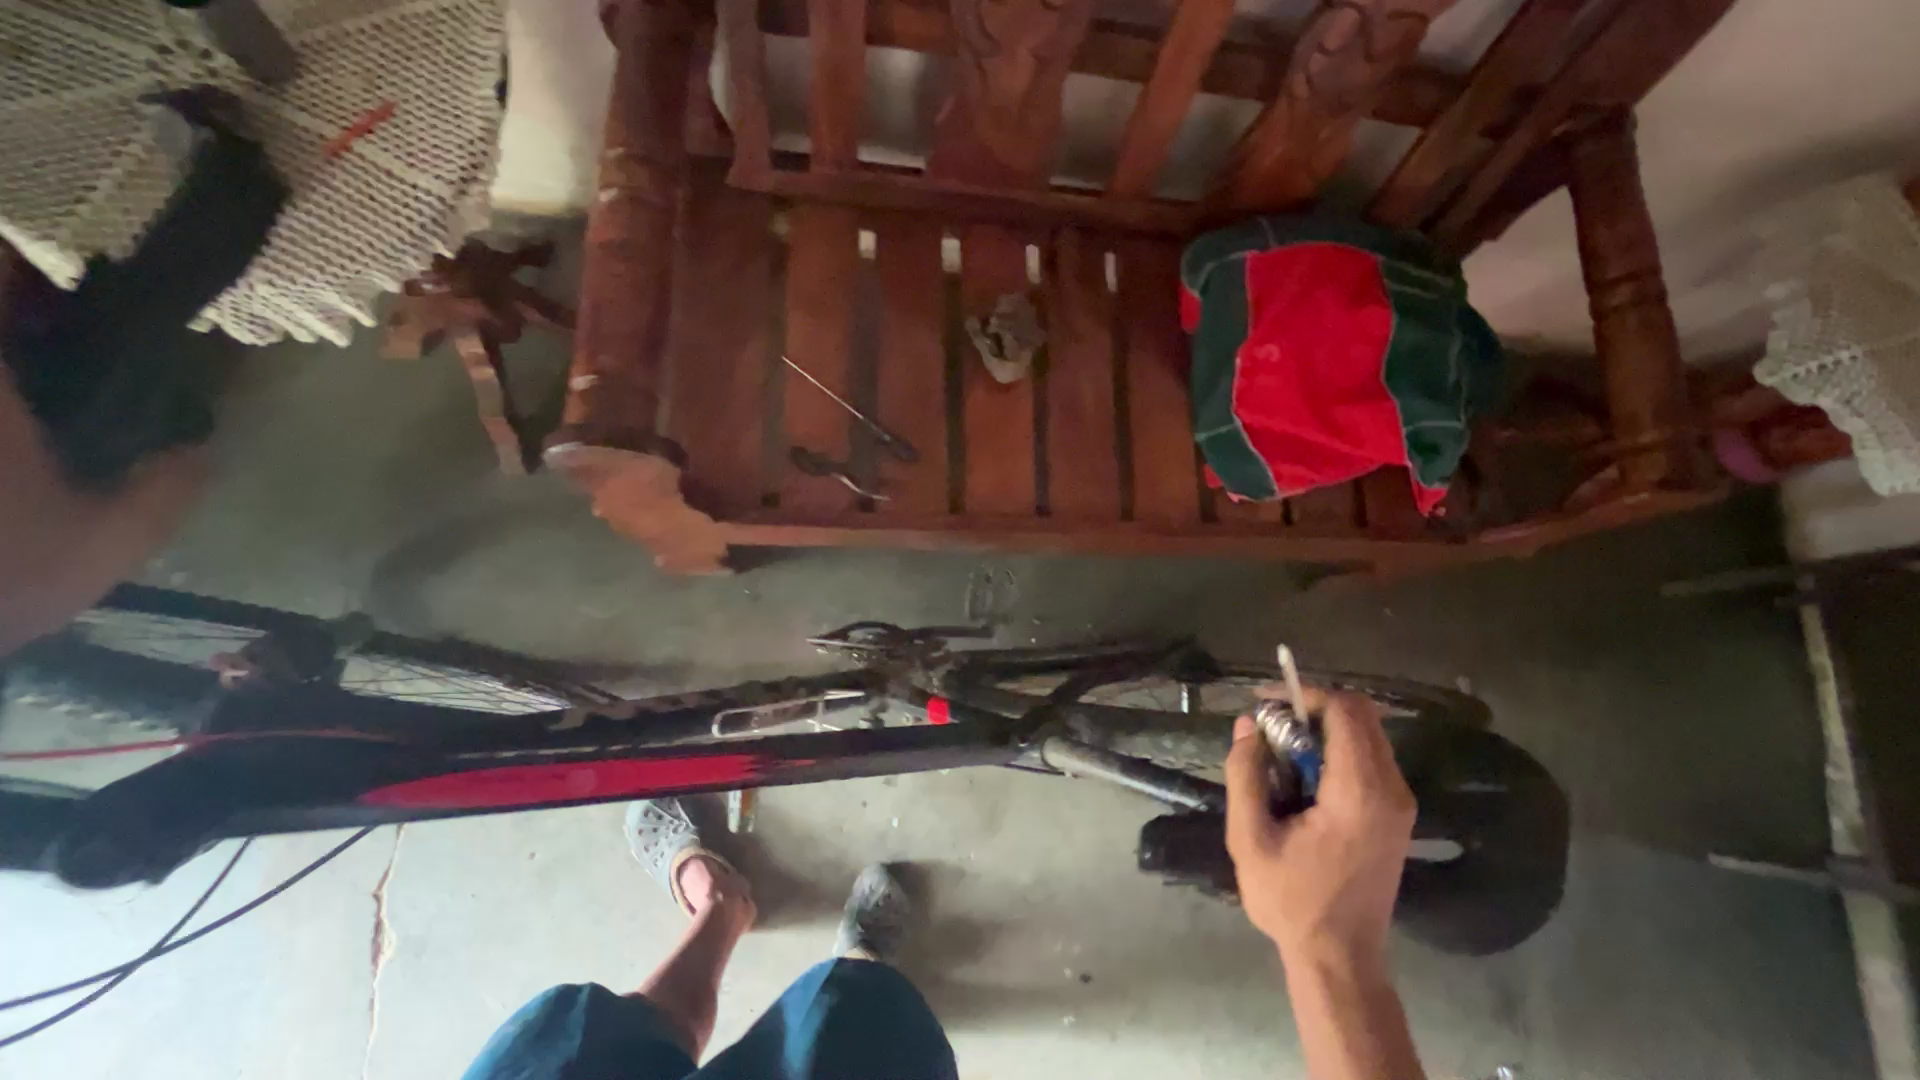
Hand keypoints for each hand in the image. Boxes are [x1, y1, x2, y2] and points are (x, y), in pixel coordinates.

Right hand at [1223, 688, 1415, 964]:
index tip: (1264, 705)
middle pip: (1362, 715)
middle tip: (1270, 728)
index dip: (1304, 694)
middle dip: (1313, 708)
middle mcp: (1391, 790)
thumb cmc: (1290, 901)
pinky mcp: (1397, 814)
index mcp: (1358, 793)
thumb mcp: (1249, 838)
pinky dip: (1336, 750)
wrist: (1340, 958)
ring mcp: (1400, 803)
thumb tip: (1247, 725)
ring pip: (1368, 734)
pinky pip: (1370, 758)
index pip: (1345, 711)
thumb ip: (1245, 775)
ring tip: (1281, 753)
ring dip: (1324, 729)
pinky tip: (1303, 777)